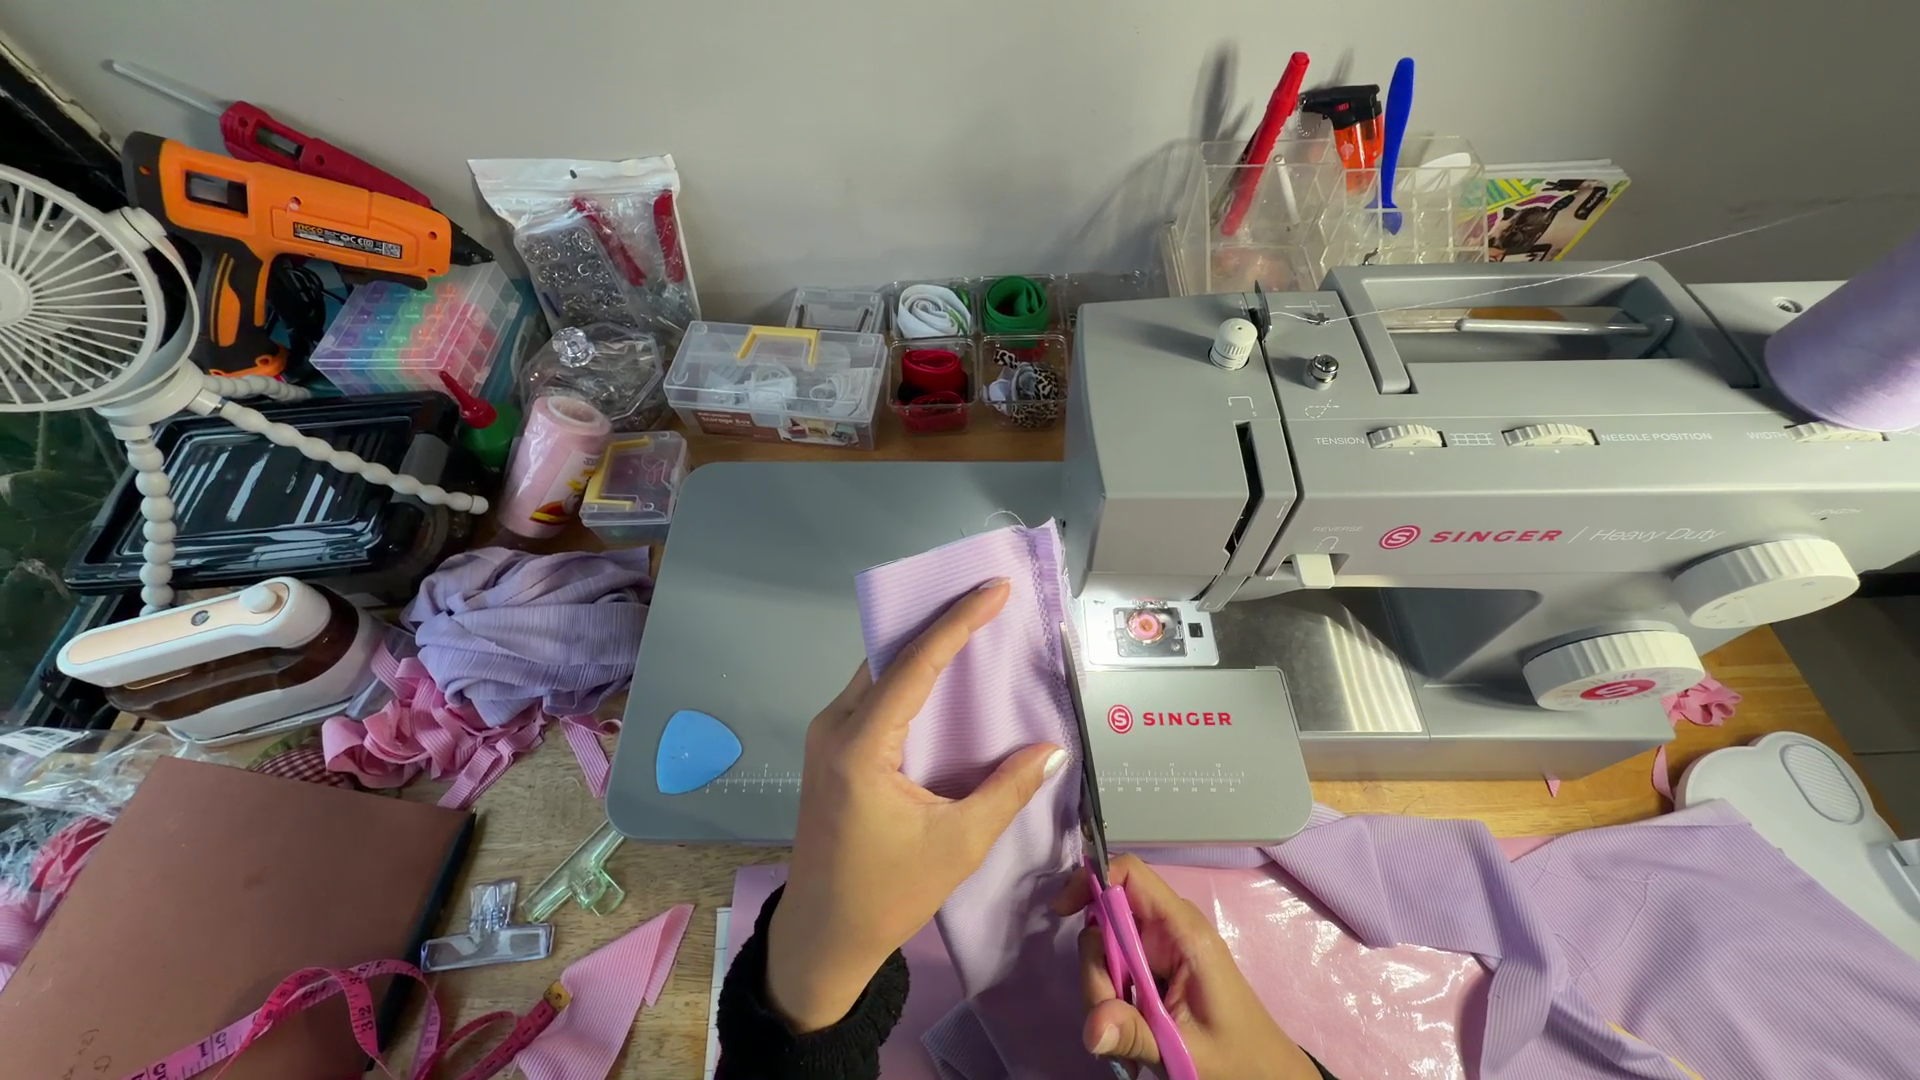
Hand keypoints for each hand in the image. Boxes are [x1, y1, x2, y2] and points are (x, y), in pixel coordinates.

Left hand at [766, 579, 1067, 1031]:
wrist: (822, 935)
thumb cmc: (887, 894)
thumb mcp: (958, 846)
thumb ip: (1006, 791)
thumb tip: (1052, 749)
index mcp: (860, 746)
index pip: (915, 665)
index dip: (957, 622)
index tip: (993, 589)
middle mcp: (835, 726)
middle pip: (890, 656)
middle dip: (938, 620)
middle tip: (987, 597)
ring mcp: (827, 734)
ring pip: (877, 670)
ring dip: (922, 645)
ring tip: (971, 624)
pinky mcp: (831, 746)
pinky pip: (872, 692)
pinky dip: (908, 674)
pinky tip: (941, 674)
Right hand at [1053, 855, 1319, 1079]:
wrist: (1268, 1078)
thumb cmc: (1239, 1057)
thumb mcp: (1186, 1050)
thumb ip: (1135, 1034)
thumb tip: (1090, 1027)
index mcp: (1183, 930)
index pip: (1130, 874)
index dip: (1092, 880)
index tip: (1062, 911)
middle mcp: (1167, 929)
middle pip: (1106, 920)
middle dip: (1096, 968)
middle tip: (1107, 1016)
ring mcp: (1158, 948)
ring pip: (1105, 948)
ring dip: (1102, 991)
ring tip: (1126, 1038)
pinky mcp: (1153, 968)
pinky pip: (1115, 970)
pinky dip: (1112, 1001)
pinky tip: (1128, 1034)